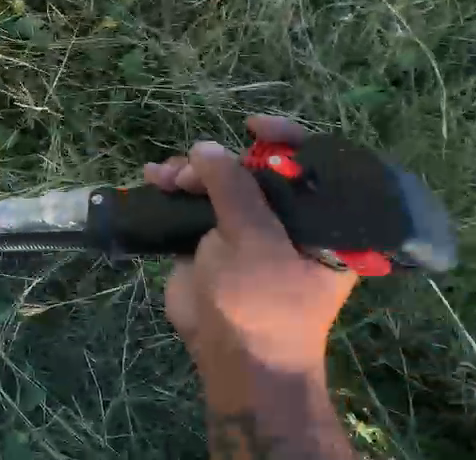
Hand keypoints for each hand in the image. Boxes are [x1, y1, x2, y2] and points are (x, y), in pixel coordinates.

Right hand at [143, 115, 359, 458]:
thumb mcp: (256, 242)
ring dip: (187, 171)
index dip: (290, 142)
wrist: (232, 351)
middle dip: (218, 161)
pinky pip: (190, 199)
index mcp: (323, 228)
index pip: (316, 172)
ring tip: (166, 179)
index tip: (254, 125)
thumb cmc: (265, 302)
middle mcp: (286, 223)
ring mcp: (244, 230)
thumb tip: (206, 147)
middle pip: (253, 171)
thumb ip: (235, 191)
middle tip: (193, 173)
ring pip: (216, 181)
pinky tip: (152, 178)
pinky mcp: (207, 237)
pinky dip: (170, 184)